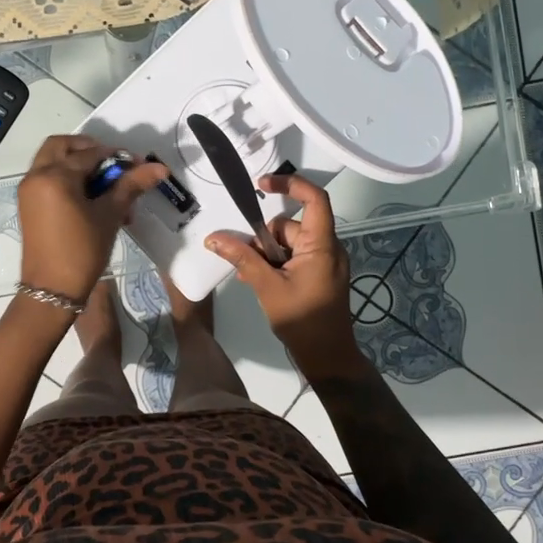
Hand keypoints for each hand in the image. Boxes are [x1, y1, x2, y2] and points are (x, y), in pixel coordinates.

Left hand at [17, 136, 166, 301]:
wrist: (52, 290)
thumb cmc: (82, 251)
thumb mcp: (109, 216)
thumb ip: (131, 186)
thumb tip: (159, 168)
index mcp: (55, 176)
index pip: (91, 154)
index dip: (117, 156)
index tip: (139, 165)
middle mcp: (36, 176)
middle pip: (62, 146)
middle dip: (89, 149)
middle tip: (112, 164)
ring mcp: (28, 190)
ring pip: (52, 160)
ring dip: (76, 162)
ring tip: (103, 183)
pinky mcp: (28, 204)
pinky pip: (47, 177)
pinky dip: (65, 177)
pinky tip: (89, 197)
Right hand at [205, 174, 353, 358]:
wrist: (328, 358)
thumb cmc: (302, 321)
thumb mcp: (267, 287)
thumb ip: (242, 258)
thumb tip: (214, 238)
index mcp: (322, 245)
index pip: (315, 199)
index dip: (290, 184)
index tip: (263, 185)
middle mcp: (328, 248)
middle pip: (291, 225)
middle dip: (264, 238)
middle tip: (245, 261)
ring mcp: (325, 263)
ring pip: (289, 243)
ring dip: (267, 254)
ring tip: (249, 277)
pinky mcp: (320, 275)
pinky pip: (294, 258)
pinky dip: (276, 264)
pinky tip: (259, 282)